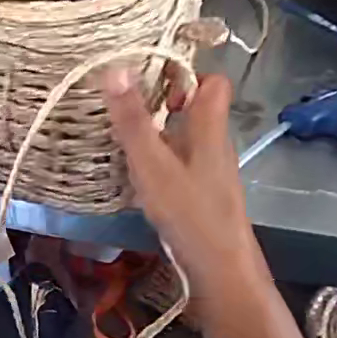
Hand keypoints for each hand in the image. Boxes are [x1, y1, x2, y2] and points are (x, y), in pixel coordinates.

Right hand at [99, 69, 269, 302]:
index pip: (214, 81)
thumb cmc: (188, 212)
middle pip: (198, 106)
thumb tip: (115, 68)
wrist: (220, 269)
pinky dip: (161, 155)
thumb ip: (133, 120)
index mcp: (209, 127)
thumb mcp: (152, 163)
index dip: (186, 72)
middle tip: (127, 102)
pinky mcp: (203, 191)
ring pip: (187, 134)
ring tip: (124, 131)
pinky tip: (137, 170)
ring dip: (160, 128)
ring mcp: (211, 169)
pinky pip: (182, 159)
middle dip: (164, 98)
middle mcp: (214, 143)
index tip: (151, 74)